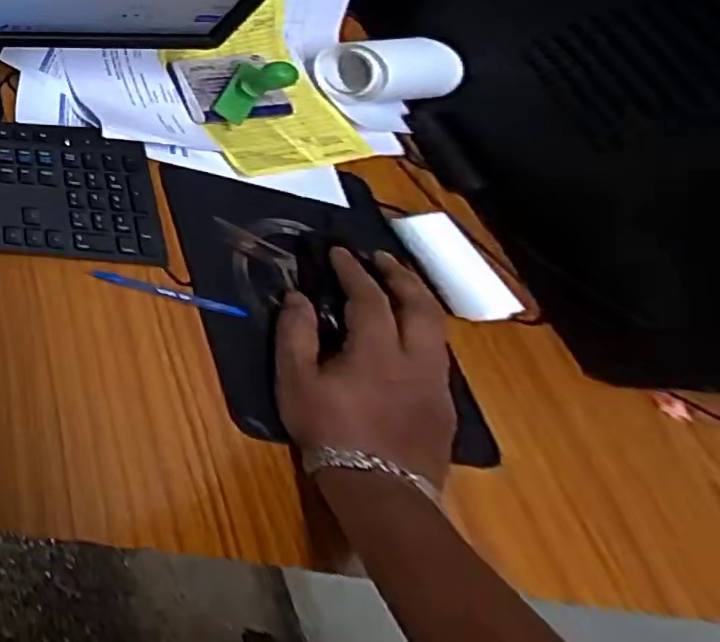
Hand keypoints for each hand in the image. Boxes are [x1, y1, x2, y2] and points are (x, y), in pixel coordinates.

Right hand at [276, 248, 455, 487]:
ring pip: (438, 331)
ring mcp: (438, 384)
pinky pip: (438, 353)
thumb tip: (298, 297)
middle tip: (379, 258)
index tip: (338, 252)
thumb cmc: (327, 427)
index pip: (370, 299)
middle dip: (401, 277)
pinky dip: (421, 328)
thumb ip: (295, 333)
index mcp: (379, 352)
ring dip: (416, 300)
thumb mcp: (295, 378)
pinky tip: (404, 333)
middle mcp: (418, 362)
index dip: (354, 271)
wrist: (379, 487)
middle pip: (422, 308)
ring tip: (395, 286)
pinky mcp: (444, 404)